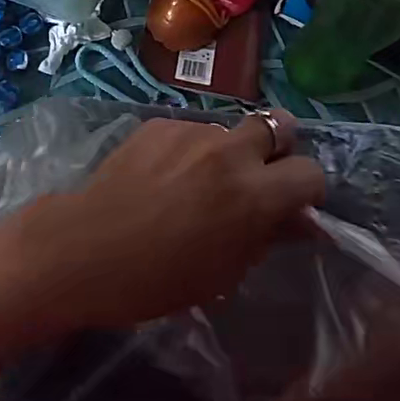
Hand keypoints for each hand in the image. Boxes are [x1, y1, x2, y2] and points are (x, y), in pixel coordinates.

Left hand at [0, 112, 324, 363]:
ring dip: (226, 148)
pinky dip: (188, 147)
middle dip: (275, 148)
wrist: (89, 246)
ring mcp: (189, 130)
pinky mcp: (156, 123)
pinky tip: (163, 172)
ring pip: (228, 128)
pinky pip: (188, 129)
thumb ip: (268, 234)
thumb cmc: (161, 277)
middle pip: (276, 125)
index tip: (289, 204)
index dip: (304, 190)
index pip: (310, 172)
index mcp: (255, 192)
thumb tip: (299, 219)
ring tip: (197, 178)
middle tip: (254, 175)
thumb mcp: (227, 269)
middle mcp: (227, 150)